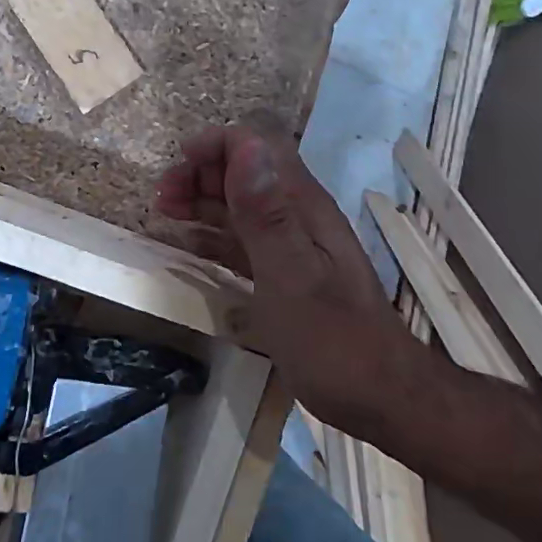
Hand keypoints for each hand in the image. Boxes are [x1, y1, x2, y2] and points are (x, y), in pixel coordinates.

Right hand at [156, 116, 431, 438]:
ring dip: (205, 201)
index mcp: (304, 206)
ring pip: (244, 206)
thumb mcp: (291, 276)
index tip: (177, 165)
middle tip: (162, 198)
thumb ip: (266, 214)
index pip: (261, 147)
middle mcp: (301, 216)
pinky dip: (216, 236)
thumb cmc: (333, 340)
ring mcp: (296, 246)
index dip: (218, 145)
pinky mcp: (288, 276)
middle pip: (249, 173)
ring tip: (165, 212)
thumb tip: (245, 145)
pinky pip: (245, 242)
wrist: (379, 396)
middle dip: (204, 173)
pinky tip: (191, 246)